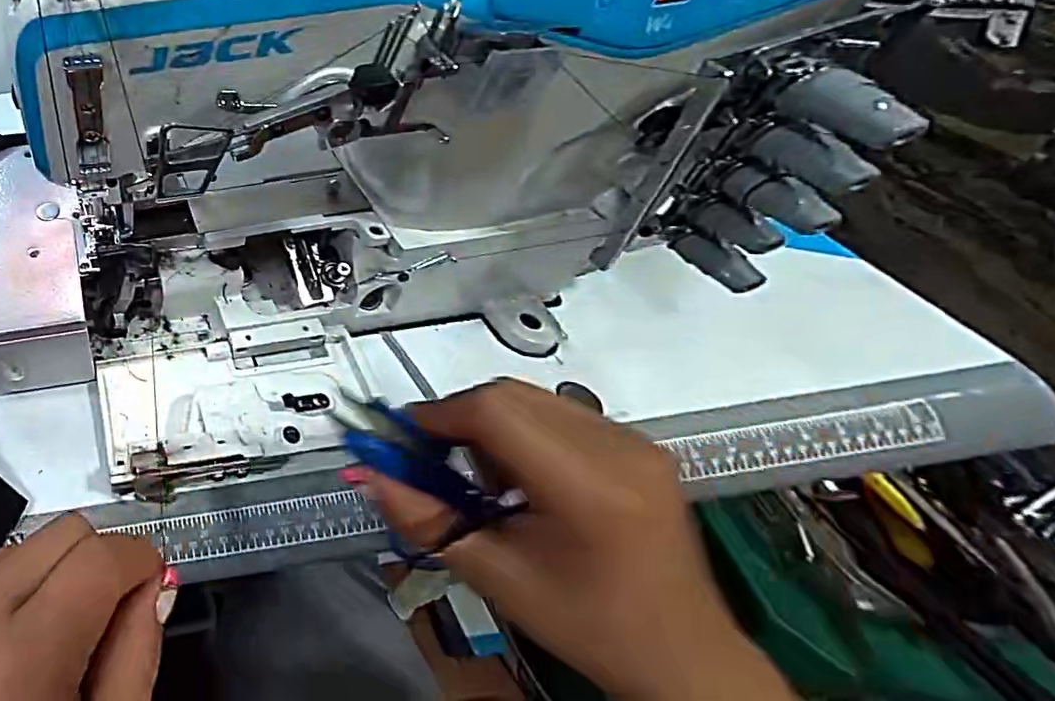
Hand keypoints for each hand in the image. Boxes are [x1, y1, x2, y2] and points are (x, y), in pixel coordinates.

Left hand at [0, 514, 177, 700]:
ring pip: (44, 535)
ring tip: (71, 632)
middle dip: (105, 560)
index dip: (139, 560)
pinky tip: (36, 628)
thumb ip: (136, 655)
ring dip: (71, 567)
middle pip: (72, 530)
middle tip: (117, 610)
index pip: (100, 558)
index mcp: (18, 657)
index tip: (154, 575)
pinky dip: (37, 576)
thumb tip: (156, 587)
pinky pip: (12, 552)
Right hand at [354, 380, 793, 700]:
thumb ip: (423, 518)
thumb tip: (369, 474)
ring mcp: (634, 442)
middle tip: (439, 461)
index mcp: (589, 488)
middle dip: (458, 419)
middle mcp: (619, 450)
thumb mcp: (495, 576)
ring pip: (526, 397)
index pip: (492, 411)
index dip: (437, 416)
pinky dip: (521, 429)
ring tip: (491, 480)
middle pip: (506, 395)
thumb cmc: (592, 625)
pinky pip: (555, 409)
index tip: (405, 439)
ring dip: (488, 423)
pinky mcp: (638, 442)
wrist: (684, 658)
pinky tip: (525, 477)